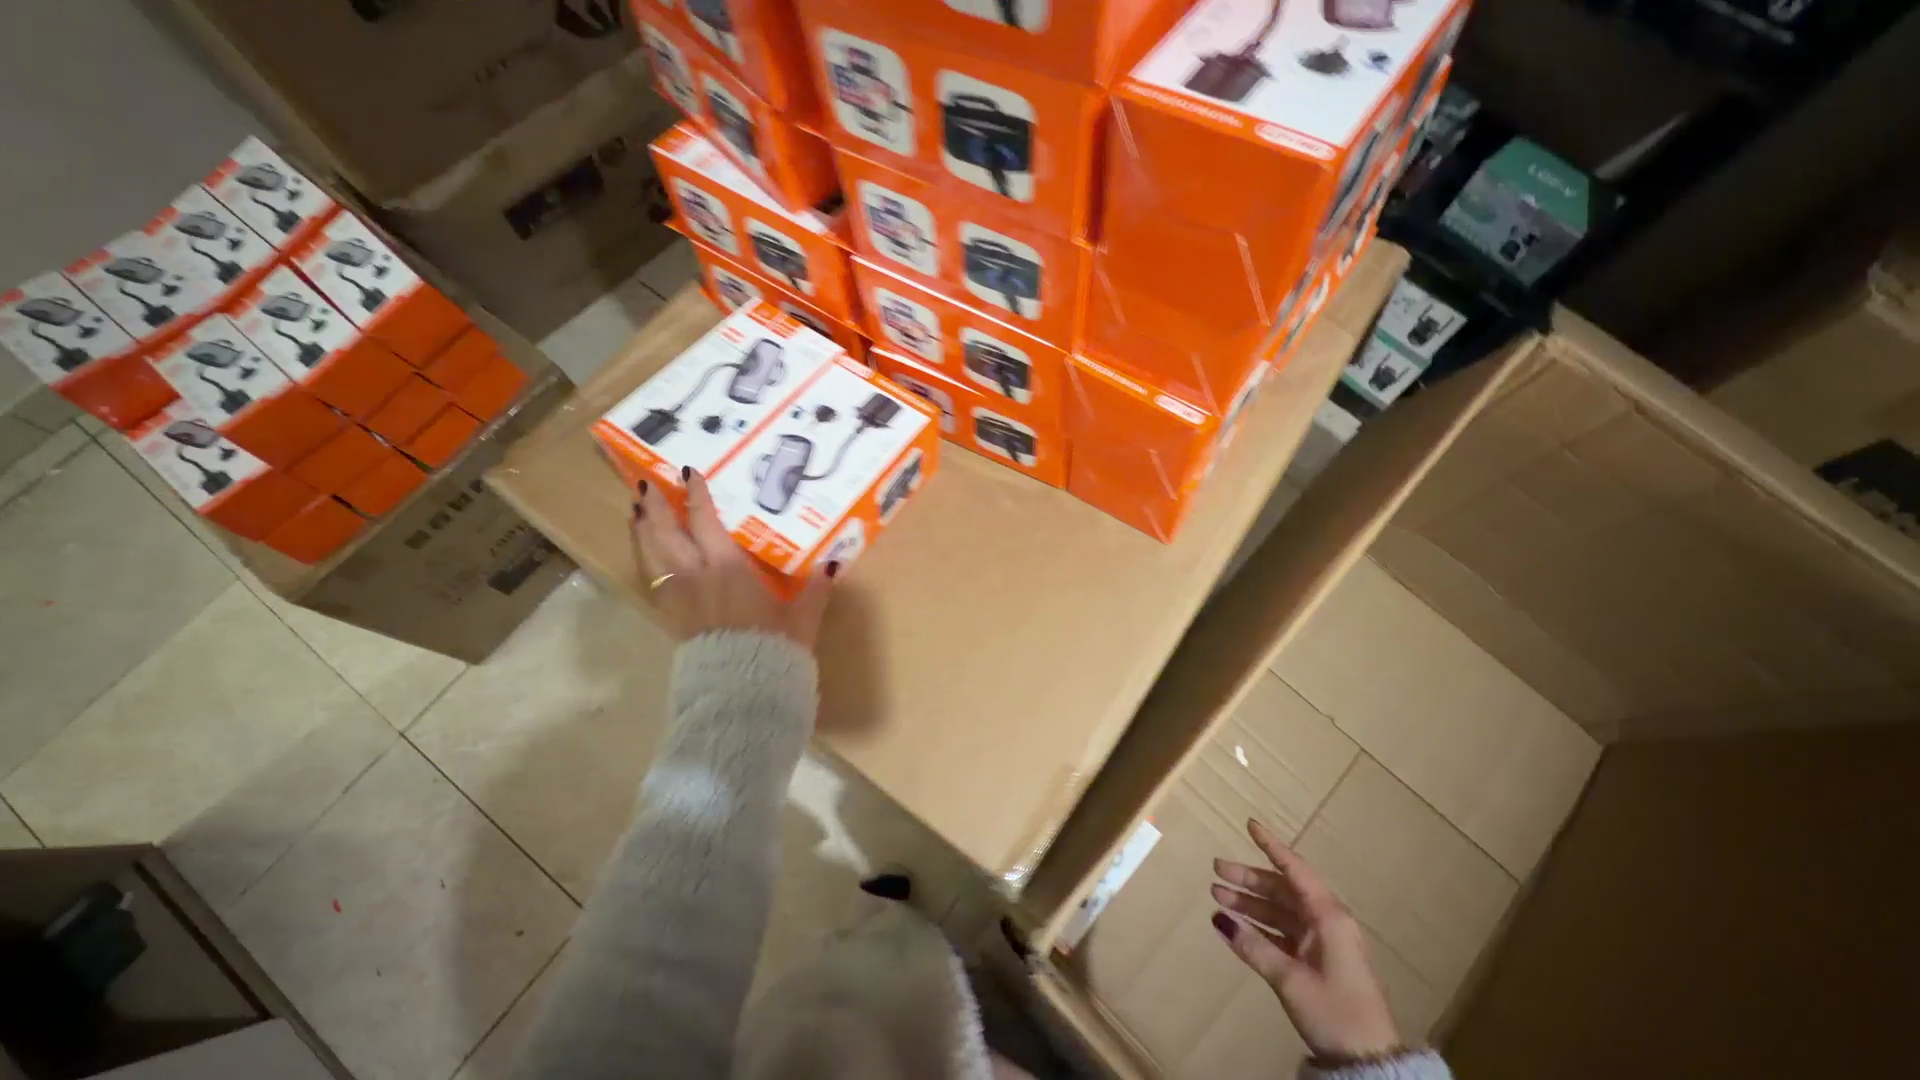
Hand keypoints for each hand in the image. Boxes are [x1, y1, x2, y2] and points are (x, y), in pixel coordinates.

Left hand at [631, 468, 835, 648]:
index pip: (706, 522)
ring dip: (642, 531)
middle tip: (646, 484)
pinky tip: (646, 557)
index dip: (697, 496)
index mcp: (728, 568)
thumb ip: (816, 589)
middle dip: (656, 506)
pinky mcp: (671, 618)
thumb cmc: (773, 649)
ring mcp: (679, 598)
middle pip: (667, 533)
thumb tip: (834, 562)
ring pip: (651, 555)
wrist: (741, 691)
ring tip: (637, 513)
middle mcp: (697, 576)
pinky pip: (651, 581)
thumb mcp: (802, 618)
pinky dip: (644, 561)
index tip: (688, 473)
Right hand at [1211, 819, 1401, 1063]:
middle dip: (1250, 878)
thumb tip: (1219, 918)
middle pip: (1284, 889)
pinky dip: (1260, 925)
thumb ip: (1254, 947)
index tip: (1250, 824)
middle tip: (1216, 869)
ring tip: (1217, 895)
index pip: (1296, 871)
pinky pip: (1284, 931)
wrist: (1369, 1060)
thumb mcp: (1290, 980)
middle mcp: (1327, 922)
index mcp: (1329, 918)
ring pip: (1281, 910)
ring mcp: (1323, 942)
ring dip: (1251, 902)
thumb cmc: (1335, 1012)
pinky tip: (1237, 924)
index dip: (1272, 847)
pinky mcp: (1318, 961)